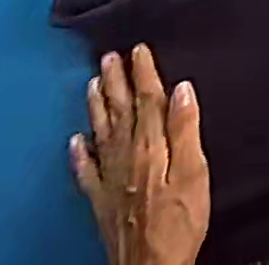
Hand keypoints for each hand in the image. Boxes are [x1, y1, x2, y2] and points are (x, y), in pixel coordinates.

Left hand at [71, 45, 209, 264]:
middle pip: (120, 112)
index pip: (147, 101)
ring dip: (97, 107)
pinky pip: (86, 172)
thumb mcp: (193, 171)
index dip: (143, 73)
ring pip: (101, 134)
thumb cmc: (181, 218)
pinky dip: (80, 154)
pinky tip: (75, 141)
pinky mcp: (100, 202)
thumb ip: (186, 129)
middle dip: (115, 82)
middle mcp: (125, 157)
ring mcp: (109, 180)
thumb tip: (181, 89)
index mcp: (150, 146)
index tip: (139, 49)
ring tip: (92, 83)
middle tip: (108, 56)